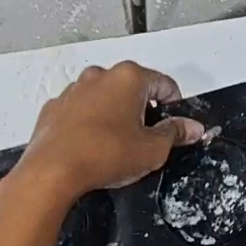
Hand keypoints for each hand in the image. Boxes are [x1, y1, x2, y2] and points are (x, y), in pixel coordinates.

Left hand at [13, 62, 205, 200]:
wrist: (52, 171)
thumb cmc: (105, 155)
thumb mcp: (153, 150)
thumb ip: (175, 133)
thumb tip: (192, 127)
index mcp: (130, 78)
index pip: (165, 85)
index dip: (175, 107)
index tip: (174, 128)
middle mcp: (100, 75)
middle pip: (133, 88)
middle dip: (142, 111)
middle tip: (145, 140)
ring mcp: (74, 89)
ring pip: (105, 98)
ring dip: (115, 115)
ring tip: (116, 146)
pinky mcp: (55, 107)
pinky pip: (81, 111)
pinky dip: (90, 123)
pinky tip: (91, 147)